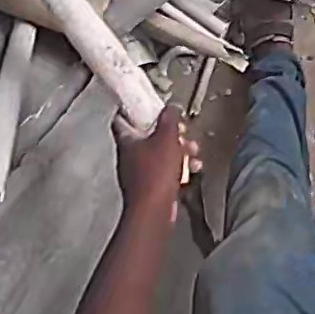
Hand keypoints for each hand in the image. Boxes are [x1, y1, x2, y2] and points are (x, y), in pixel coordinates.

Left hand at [117, 105, 198, 224]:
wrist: (154, 210)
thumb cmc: (156, 171)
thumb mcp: (167, 137)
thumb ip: (170, 118)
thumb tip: (171, 106)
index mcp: (127, 141)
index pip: (121, 119)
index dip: (132, 108)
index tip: (148, 103)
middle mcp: (130, 155)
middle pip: (149, 135)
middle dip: (171, 132)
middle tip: (183, 131)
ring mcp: (139, 171)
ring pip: (161, 151)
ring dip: (180, 149)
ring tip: (193, 152)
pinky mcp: (150, 185)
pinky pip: (166, 168)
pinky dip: (180, 166)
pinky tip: (193, 168)